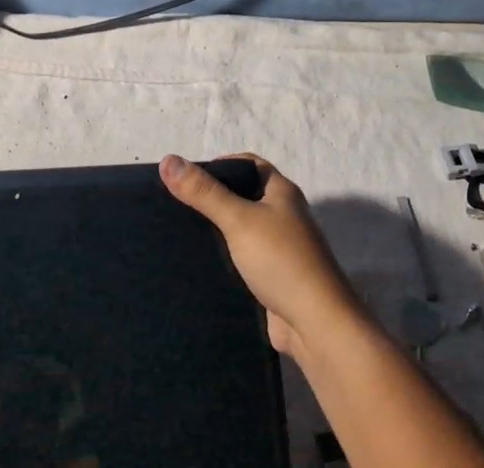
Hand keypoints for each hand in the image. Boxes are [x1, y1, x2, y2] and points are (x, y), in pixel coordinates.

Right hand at [159, 153, 359, 357]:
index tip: (186, 177)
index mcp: (281, 192)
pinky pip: (240, 259)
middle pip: (242, 196)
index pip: (248, 164)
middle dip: (211, 199)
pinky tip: (195, 264)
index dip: (219, 165)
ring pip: (239, 230)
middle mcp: (282, 215)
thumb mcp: (238, 219)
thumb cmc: (281, 260)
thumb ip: (204, 192)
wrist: (315, 324)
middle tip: (174, 205)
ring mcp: (278, 248)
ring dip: (214, 231)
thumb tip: (168, 160)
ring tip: (176, 233)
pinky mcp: (270, 277)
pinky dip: (221, 259)